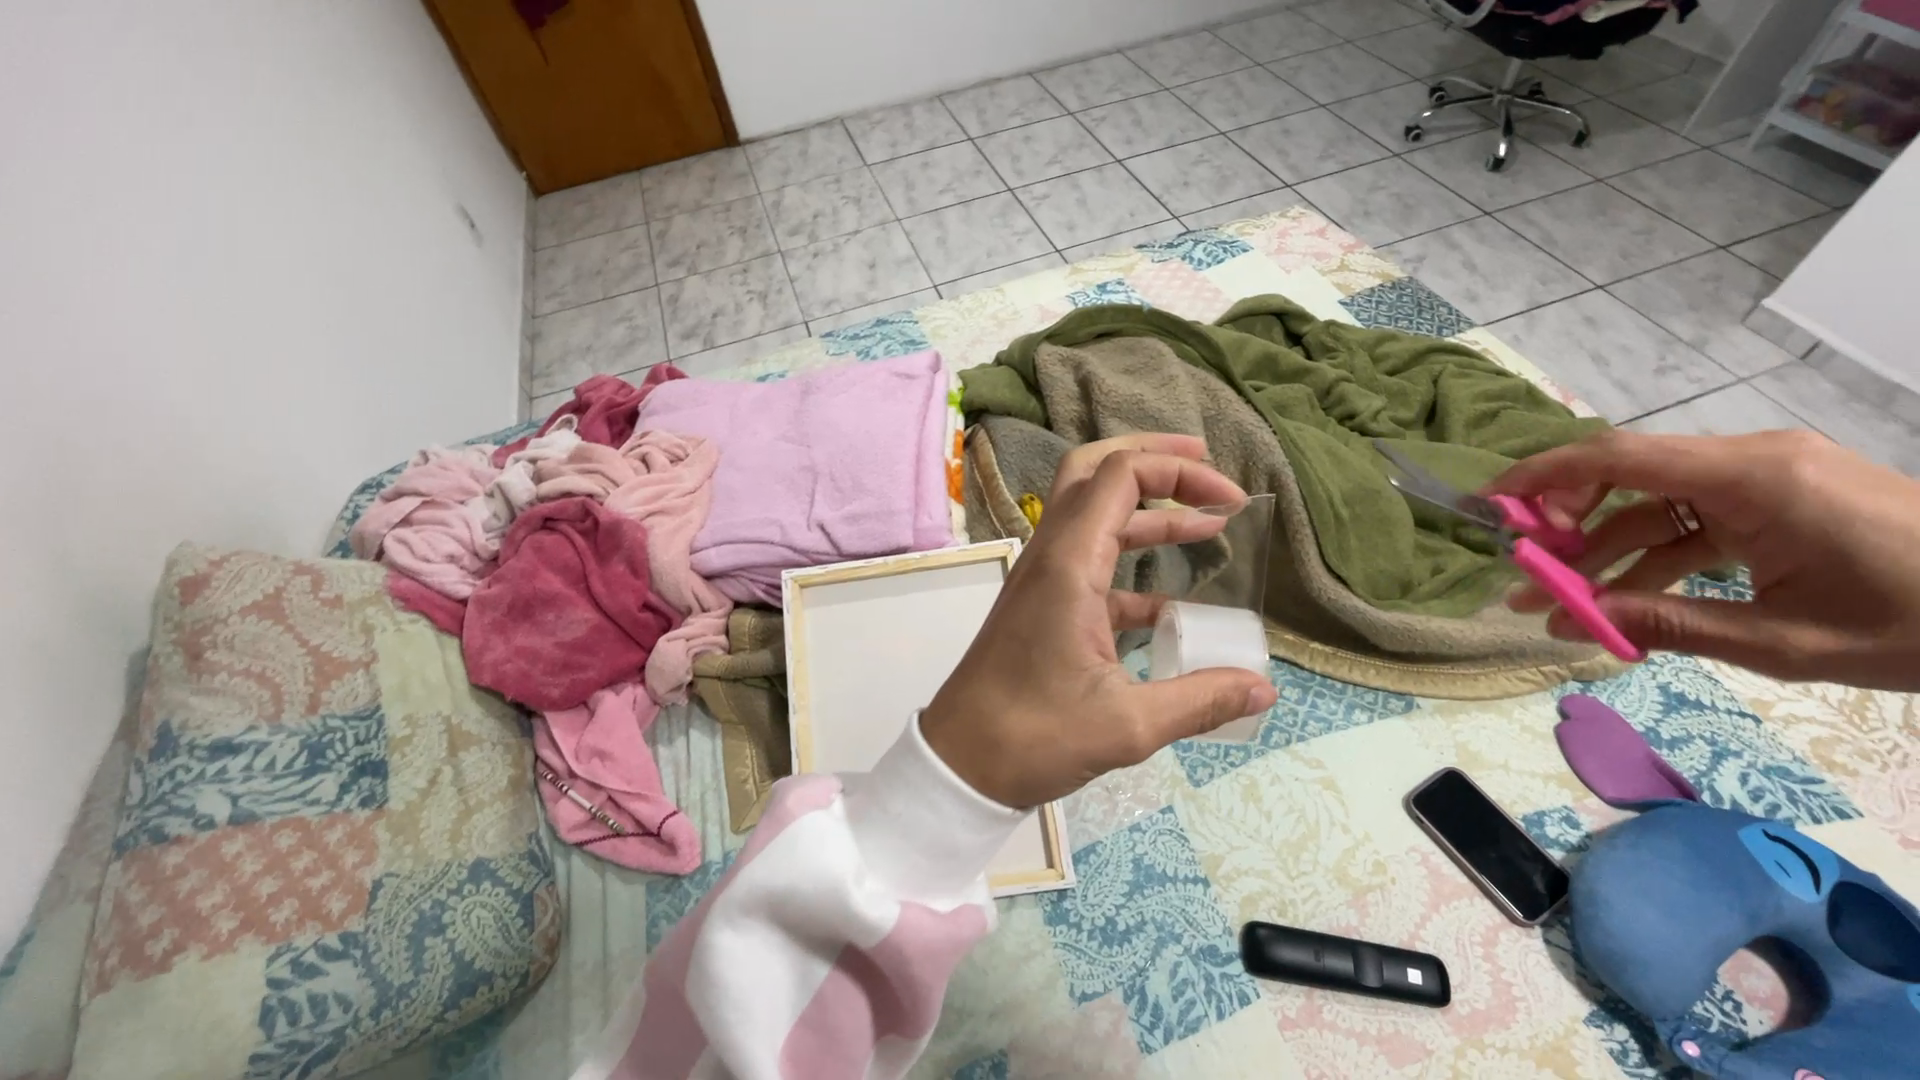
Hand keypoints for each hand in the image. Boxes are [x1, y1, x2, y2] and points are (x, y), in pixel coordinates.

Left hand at [921, 434, 1279, 807]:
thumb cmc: (1032, 737)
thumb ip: (1200, 700)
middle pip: (1094, 475)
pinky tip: (1175, 607)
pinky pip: (1092, 570)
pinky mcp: (1043, 610)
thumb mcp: (1127, 725)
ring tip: (1208, 526)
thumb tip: (1264, 686)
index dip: (1179, 471)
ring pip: (1092, 519)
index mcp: (1067, 565)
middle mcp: (1050, 558)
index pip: (1120, 475)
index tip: (1231, 498)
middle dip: (1153, 462)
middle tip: (1208, 469)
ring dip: (1148, 515)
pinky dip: (1134, 571)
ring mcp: (1042, 582)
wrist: (960, 765)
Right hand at [1489, 429, 1919, 689]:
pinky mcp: (1780, 502)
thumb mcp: (1787, 642)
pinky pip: (1693, 522)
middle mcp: (1752, 462)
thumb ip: (1668, 625)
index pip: (1619, 457)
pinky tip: (1620, 599)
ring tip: (1555, 602)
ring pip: (1653, 505)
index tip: (1491, 510)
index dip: (1542, 478)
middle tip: (1523, 574)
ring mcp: (1768, 480)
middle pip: (1626, 477)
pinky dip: (1651, 557)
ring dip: (1601, 551)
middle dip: (1564, 525)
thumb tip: (1568, 625)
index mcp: (1754, 478)